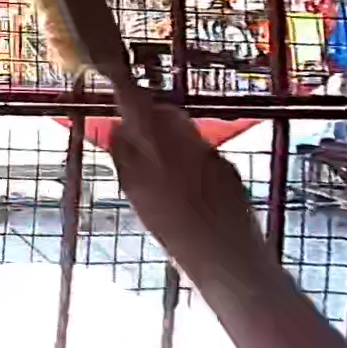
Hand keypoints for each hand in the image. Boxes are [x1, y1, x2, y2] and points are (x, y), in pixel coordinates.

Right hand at [108, 101, 279, 300]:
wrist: (232, 263)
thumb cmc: (175, 232)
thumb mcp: (137, 195)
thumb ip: (124, 156)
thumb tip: (116, 128)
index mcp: (161, 142)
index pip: (137, 102)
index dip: (124, 90)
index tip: (114, 84)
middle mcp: (189, 140)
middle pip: (165, 112)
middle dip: (148, 115)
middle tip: (132, 135)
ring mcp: (213, 155)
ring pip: (184, 131)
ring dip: (168, 137)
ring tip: (156, 168)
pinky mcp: (230, 172)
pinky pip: (202, 152)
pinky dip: (188, 158)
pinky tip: (184, 188)